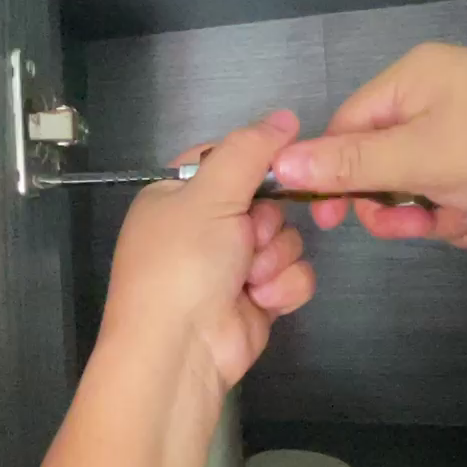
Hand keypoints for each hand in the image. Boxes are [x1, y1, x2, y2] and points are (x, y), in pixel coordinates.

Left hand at [101, 111, 316, 390]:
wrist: (179, 350)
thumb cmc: (181, 265)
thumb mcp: (208, 195)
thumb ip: (248, 150)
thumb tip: (284, 116)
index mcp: (175, 198)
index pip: (224, 160)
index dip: (252, 164)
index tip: (274, 168)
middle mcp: (200, 229)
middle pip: (264, 200)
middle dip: (263, 223)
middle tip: (243, 241)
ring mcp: (229, 266)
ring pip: (285, 238)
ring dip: (274, 258)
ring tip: (247, 279)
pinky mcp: (255, 298)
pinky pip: (292, 275)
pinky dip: (283, 287)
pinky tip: (260, 300)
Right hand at [273, 43, 466, 247]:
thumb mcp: (422, 158)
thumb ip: (346, 164)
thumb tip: (278, 164)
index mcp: (413, 80)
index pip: (343, 130)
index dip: (334, 177)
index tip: (337, 220)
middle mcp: (437, 98)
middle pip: (378, 165)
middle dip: (398, 204)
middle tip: (420, 222)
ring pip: (416, 191)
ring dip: (438, 216)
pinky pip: (454, 198)